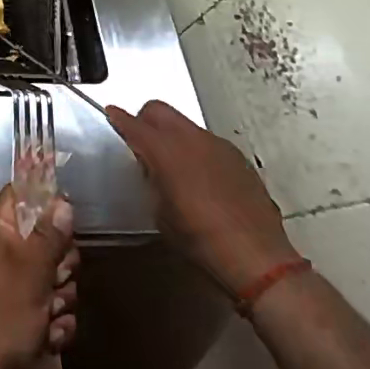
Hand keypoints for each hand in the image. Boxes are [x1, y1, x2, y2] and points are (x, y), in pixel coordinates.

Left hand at [0, 185, 78, 368]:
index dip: (49, 205)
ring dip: (59, 298)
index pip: (26, 193)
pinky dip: (54, 322)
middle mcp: (5, 244)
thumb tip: (63, 202)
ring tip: (44, 312)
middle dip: (61, 264)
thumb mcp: (31, 266)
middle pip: (50, 237)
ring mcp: (15, 276)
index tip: (64, 226)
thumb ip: (49, 233)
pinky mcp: (25, 306)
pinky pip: (54, 305)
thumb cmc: (1, 308)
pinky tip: (45, 333)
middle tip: (52, 279)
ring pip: (57, 275)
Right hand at [105, 101, 299, 293]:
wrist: (257, 258)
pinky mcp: (239, 160)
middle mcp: (190, 139)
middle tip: (142, 141)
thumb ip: (150, 178)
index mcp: (164, 149)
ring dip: (174, 136)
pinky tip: (204, 179)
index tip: (112, 118)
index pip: (132, 123)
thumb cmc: (199, 238)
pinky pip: (210, 144)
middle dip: (145, 120)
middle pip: (159, 110)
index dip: (118, 119)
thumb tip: (151, 168)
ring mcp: (218, 146)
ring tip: (176, 164)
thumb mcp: (159, 210)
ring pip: (186, 125)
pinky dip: (199, 151)